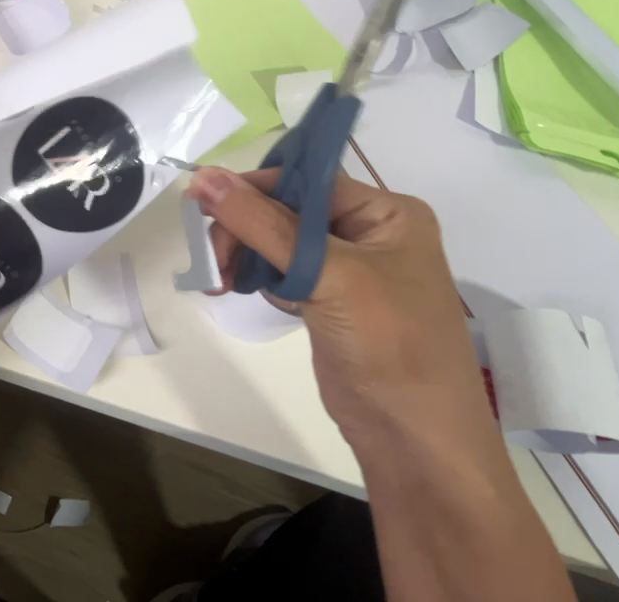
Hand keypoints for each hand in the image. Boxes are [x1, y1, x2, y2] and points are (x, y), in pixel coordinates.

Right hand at [187, 167, 491, 446]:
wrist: (416, 441)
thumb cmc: (389, 346)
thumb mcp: (327, 275)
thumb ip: (262, 224)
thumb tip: (202, 176)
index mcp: (387, 213)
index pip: (305, 180)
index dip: (253, 189)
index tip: (205, 208)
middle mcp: (368, 231)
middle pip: (284, 207)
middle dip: (242, 228)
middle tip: (212, 261)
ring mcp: (346, 267)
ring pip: (274, 238)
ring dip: (240, 253)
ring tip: (217, 282)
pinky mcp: (327, 298)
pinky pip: (278, 268)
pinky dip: (251, 274)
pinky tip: (230, 288)